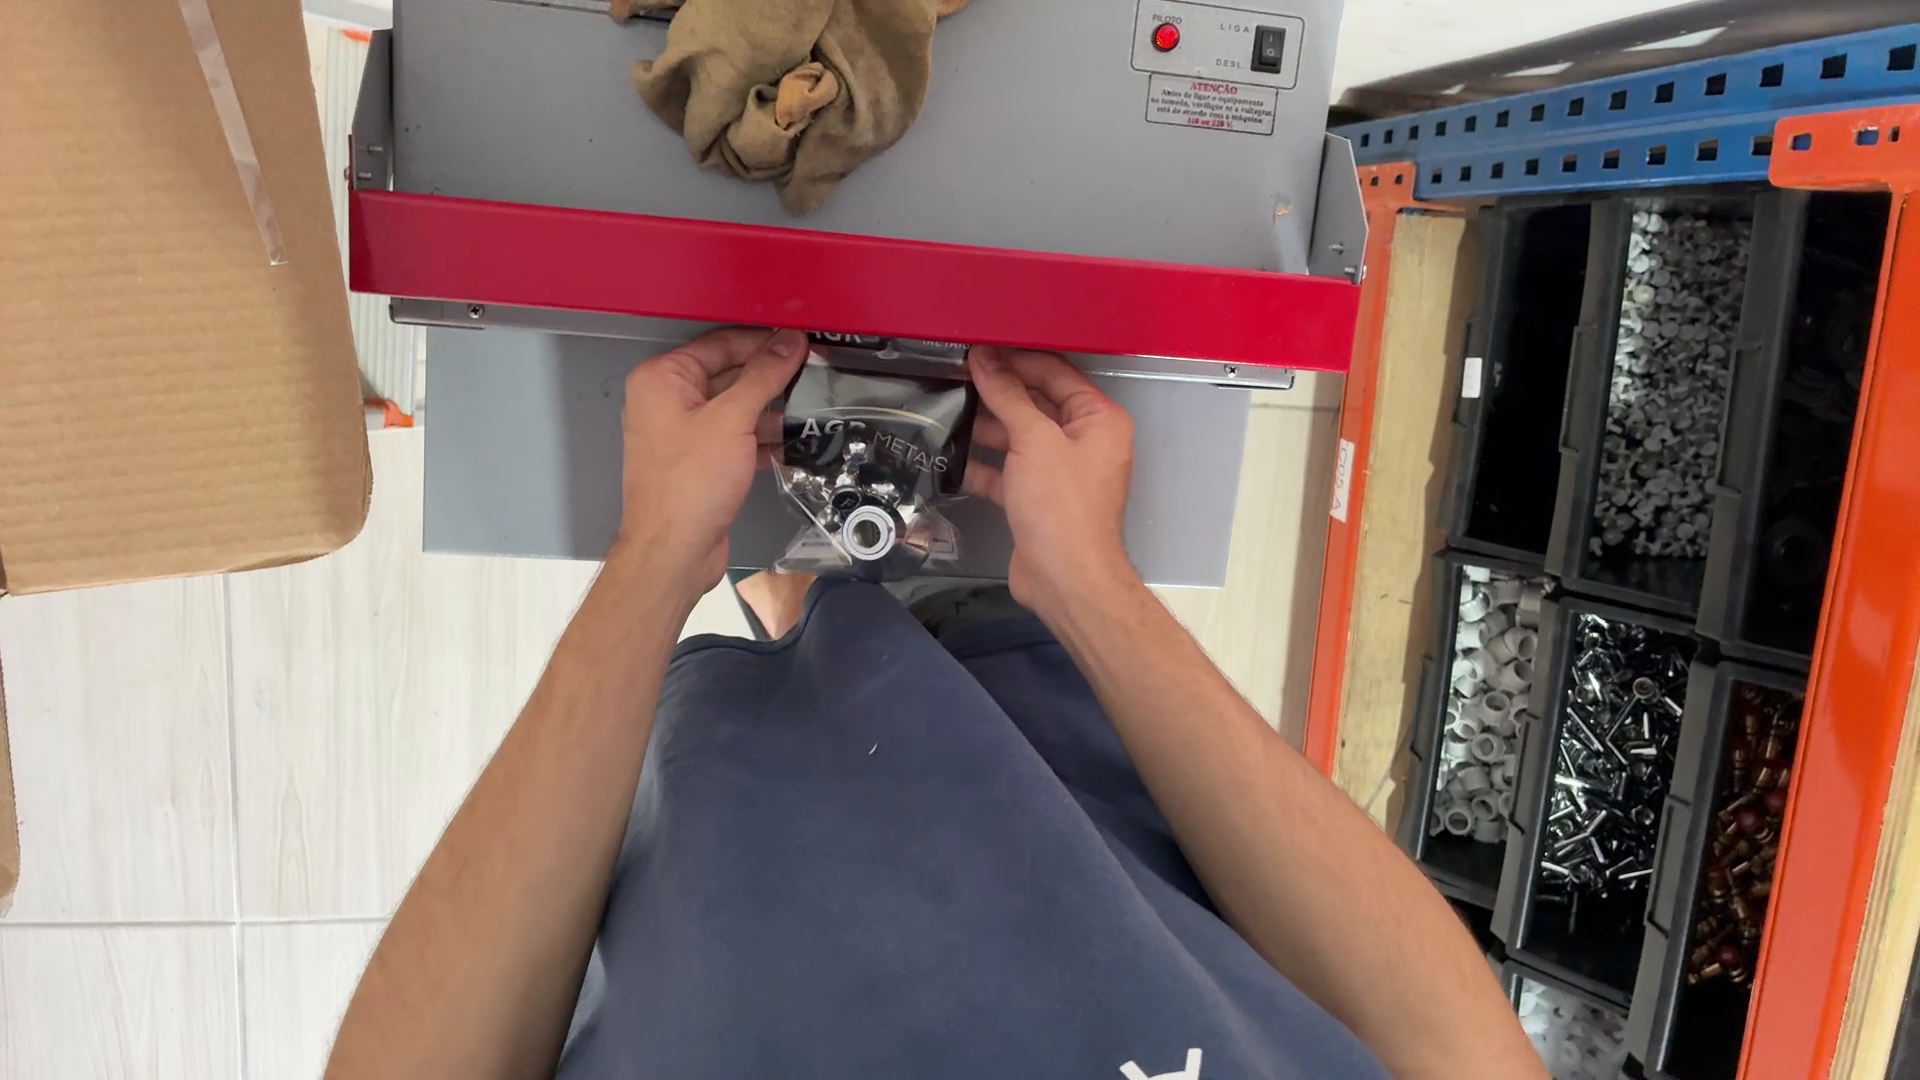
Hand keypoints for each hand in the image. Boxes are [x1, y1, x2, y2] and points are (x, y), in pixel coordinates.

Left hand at [612, 327, 806, 600]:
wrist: (676, 549)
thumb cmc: (689, 484)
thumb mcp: (733, 419)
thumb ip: (764, 376)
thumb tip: (789, 341)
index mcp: (664, 378)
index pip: (721, 344)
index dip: (763, 342)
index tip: (802, 343)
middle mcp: (669, 400)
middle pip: (730, 374)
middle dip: (771, 378)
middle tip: (813, 374)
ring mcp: (685, 433)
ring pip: (737, 408)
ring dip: (771, 411)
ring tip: (811, 408)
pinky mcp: (702, 461)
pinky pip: (737, 437)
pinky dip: (763, 439)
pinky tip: (793, 442)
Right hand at [965, 346, 1139, 619]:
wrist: (1065, 578)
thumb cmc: (1064, 512)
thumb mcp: (1033, 440)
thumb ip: (1008, 396)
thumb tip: (986, 361)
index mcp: (1098, 419)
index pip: (1054, 373)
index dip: (1015, 360)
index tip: (979, 353)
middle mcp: (1084, 442)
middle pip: (1035, 404)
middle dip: (997, 394)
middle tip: (958, 380)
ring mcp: (1060, 471)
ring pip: (1018, 438)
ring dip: (985, 429)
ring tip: (947, 414)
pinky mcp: (1038, 497)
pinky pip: (1008, 471)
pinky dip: (983, 466)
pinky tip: (952, 459)